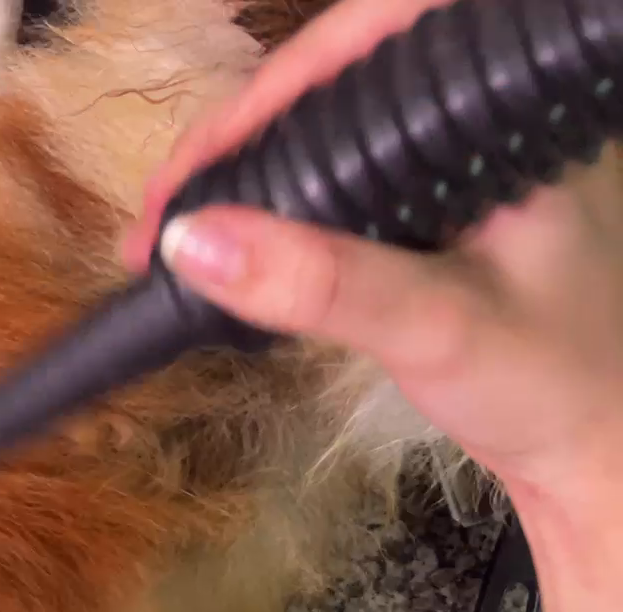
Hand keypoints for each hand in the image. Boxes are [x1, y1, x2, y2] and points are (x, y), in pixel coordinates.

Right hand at [122, 0, 622, 523]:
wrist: (588, 439)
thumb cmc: (544, 378)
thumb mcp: (430, 325)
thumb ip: (321, 283)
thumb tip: (187, 241)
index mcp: (492, 122)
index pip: (360, 54)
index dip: (253, 102)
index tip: (175, 186)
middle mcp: (457, 138)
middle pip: (316, 100)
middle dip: (217, 151)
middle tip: (149, 224)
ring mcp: (427, 181)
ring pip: (304, 150)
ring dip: (219, 189)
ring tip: (157, 243)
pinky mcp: (400, 224)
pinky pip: (305, 198)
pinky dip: (243, 224)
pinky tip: (209, 257)